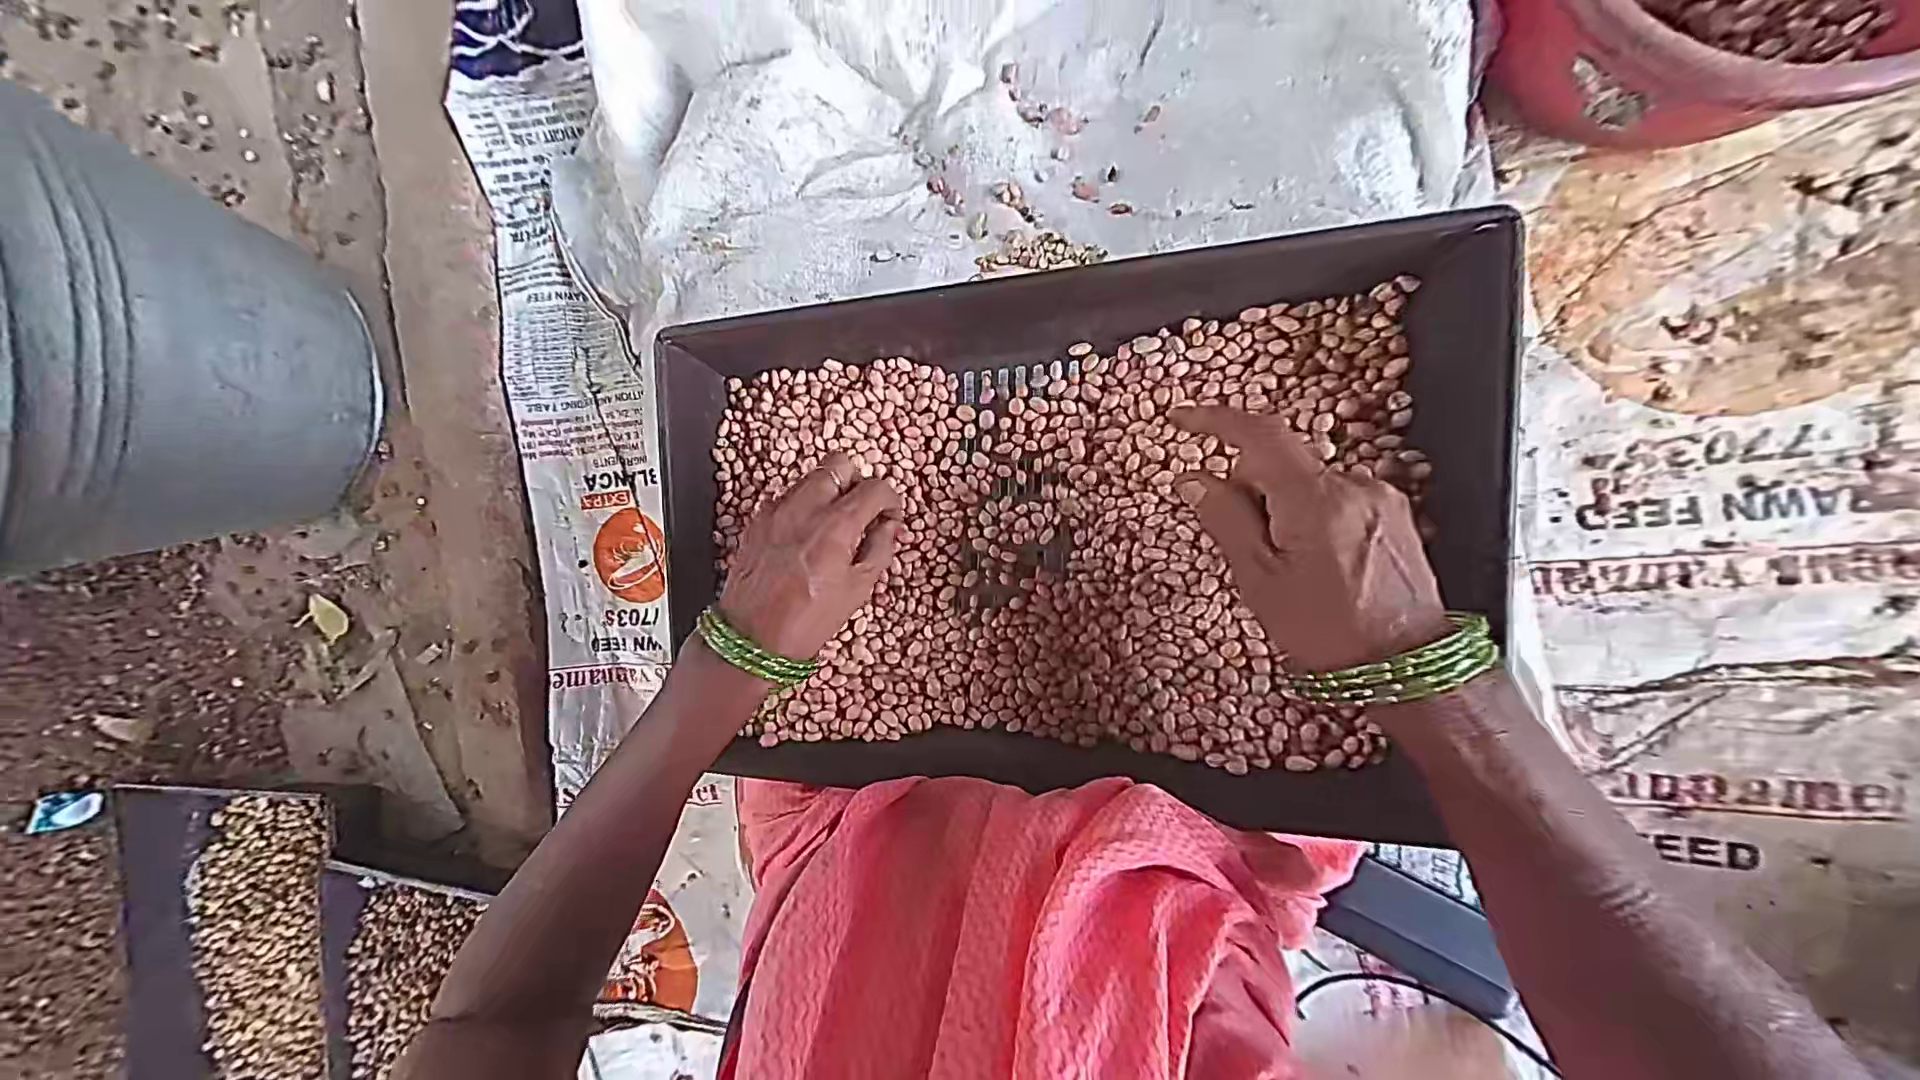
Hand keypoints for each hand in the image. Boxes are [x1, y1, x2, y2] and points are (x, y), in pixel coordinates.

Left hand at [718, 451, 902, 659]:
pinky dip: (805, 507)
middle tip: (863, 510)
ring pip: (812, 477)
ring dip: (831, 492)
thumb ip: (880, 548)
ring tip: (836, 525)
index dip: (890, 501)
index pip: (876, 487)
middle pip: (840, 464)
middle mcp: (804, 508)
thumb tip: (888, 527)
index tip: (890, 516)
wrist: (752, 639)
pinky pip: (788, 497)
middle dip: (858, 482)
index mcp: (836, 526)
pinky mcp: (758, 520)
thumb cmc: (805, 621)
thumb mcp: (858, 588)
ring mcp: (777, 511)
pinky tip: (809, 536)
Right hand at [1169, 406, 1448, 672]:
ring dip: (1280, 508)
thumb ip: (1225, 519)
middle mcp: (1353, 486)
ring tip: (1287, 565)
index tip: (1181, 419)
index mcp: (1315, 500)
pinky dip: (1308, 515)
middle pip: (1279, 464)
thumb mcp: (1259, 578)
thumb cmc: (1326, 629)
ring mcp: (1378, 498)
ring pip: (1304, 482)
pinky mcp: (1392, 514)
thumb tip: (1193, 480)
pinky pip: (1332, 497)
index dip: (1213, 420)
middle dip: (1250, 492)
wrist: (1406, 667)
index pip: (1259, 435)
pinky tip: (1315, 561)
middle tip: (1248, 547)